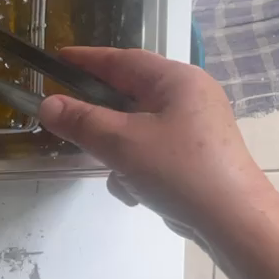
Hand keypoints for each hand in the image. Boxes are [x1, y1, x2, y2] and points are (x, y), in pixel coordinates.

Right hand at [38, 47, 277, 239]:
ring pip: (136, 126)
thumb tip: (47, 105)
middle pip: (129, 93)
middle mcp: (189, 96)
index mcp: (177, 81)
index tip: (57, 58)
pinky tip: (135, 190)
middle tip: (66, 116)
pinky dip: (135, 166)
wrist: (232, 219)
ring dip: (116, 147)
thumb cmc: (179, 171)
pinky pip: (150, 149)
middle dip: (98, 112)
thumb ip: (80, 121)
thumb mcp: (121, 143)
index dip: (87, 59)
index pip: (123, 59)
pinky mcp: (193, 154)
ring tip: (111, 168)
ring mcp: (193, 126)